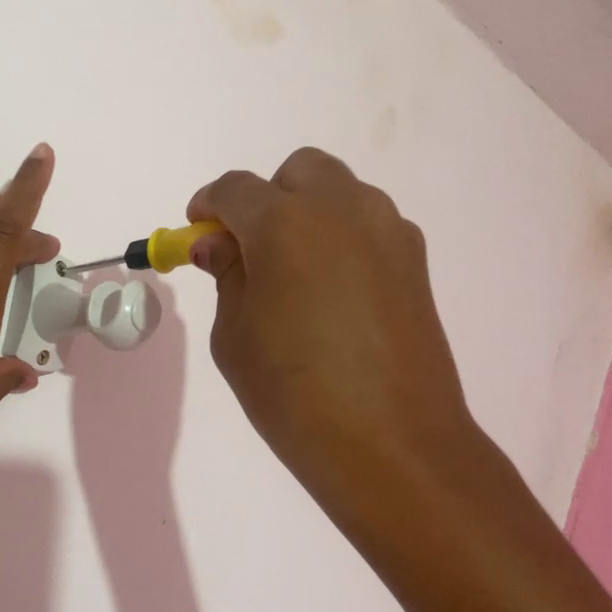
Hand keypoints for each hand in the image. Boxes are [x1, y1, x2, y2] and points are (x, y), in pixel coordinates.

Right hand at [186, 147, 482, 514]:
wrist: (386, 438)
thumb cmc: (290, 394)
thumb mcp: (234, 338)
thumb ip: (227, 277)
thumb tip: (220, 245)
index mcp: (285, 223)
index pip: (235, 189)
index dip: (208, 207)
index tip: (197, 233)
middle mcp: (342, 208)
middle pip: (298, 173)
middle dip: (266, 200)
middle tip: (248, 253)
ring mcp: (387, 230)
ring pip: (339, 196)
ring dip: (308, 219)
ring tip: (292, 281)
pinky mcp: (414, 260)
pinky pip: (368, 230)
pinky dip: (341, 245)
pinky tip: (331, 300)